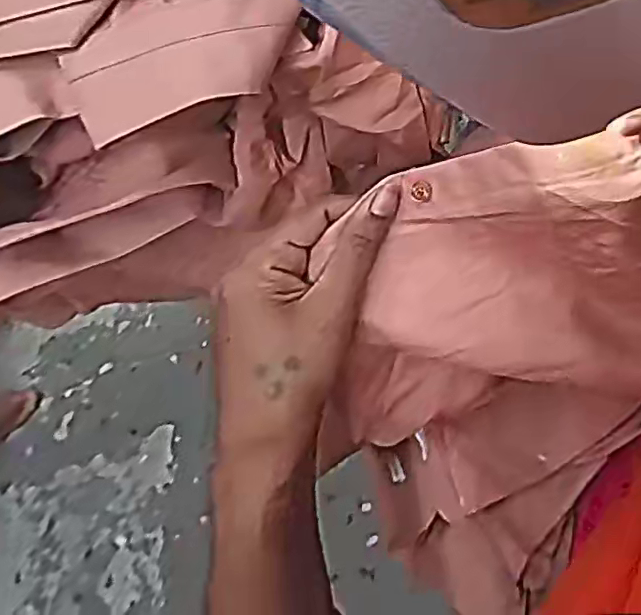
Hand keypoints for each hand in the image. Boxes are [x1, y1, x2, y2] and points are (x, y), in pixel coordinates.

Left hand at [214, 181, 399, 469]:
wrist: (265, 446)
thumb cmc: (297, 375)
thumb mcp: (334, 304)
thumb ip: (360, 245)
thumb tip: (387, 194)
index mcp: (253, 264)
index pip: (315, 214)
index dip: (358, 210)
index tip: (396, 215)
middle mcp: (244, 272)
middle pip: (310, 233)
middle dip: (351, 234)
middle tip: (391, 241)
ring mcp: (248, 295)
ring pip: (308, 256)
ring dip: (342, 257)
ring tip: (377, 263)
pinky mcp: (260, 314)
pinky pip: (300, 278)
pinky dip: (329, 278)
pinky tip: (352, 288)